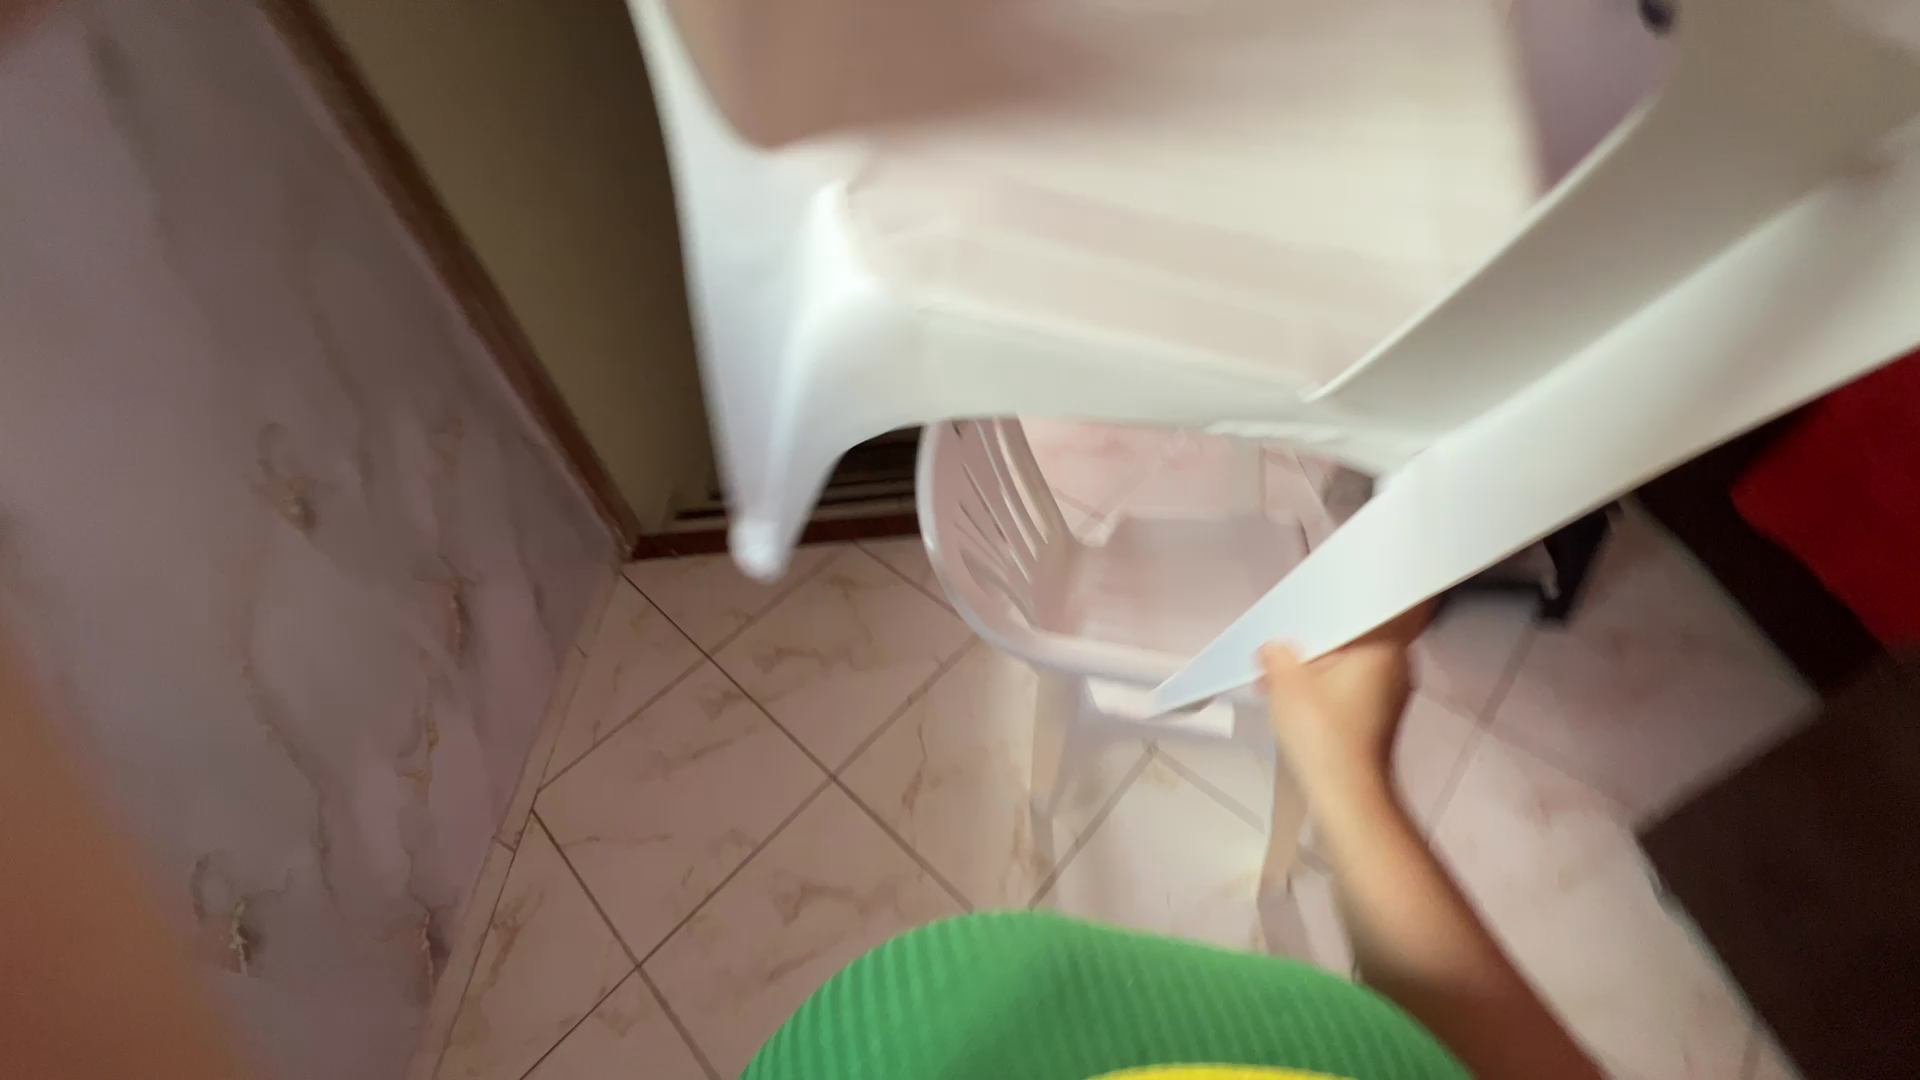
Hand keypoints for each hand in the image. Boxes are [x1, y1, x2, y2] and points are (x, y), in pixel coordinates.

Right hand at [1259, 603, 1433, 803]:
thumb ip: (1276, 652)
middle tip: (1276, 654)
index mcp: (1383, 647)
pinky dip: (1321, 690)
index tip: (1291, 618)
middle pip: (1346, 640)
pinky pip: (1347, 688)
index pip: (1351, 611)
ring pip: (1344, 665)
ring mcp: (1391, 693)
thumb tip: (1275, 649)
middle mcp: (1396, 666)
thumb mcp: (1284, 680)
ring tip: (1275, 681)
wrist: (1344, 792)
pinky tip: (1292, 701)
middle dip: (1308, 647)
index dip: (1316, 613)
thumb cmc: (1321, 732)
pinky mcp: (1379, 716)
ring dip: (1311, 670)